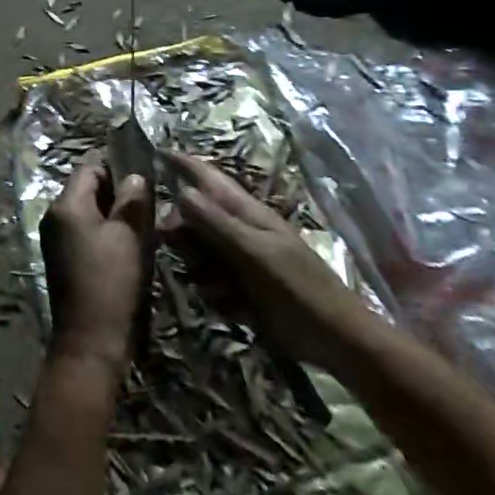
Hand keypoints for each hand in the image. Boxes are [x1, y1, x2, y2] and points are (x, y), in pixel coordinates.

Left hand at [42, 155, 153, 368]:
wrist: (90, 338)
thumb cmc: (111, 281)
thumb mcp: (128, 236)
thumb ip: (132, 201)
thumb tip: (135, 175)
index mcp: (65, 204)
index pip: (88, 167)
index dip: (116, 164)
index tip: (144, 170)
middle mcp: (54, 215)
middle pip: (86, 187)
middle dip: (116, 188)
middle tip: (150, 197)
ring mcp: (56, 236)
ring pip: (87, 209)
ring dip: (112, 210)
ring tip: (144, 218)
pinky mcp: (63, 255)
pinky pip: (84, 229)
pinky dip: (104, 228)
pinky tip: (128, 240)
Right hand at [158, 151, 371, 368]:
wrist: (338, 342)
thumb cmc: (301, 291)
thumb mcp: (256, 253)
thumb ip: (217, 222)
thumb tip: (181, 190)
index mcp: (248, 213)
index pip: (209, 178)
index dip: (185, 164)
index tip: (156, 152)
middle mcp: (240, 230)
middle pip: (194, 216)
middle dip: (180, 229)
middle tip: (171, 244)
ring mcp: (240, 259)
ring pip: (197, 249)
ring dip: (195, 265)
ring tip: (213, 286)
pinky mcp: (240, 287)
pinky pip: (208, 278)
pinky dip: (210, 290)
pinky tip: (226, 305)